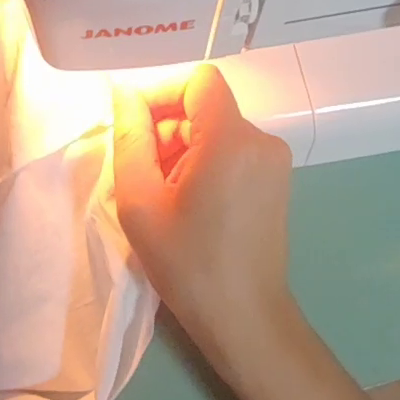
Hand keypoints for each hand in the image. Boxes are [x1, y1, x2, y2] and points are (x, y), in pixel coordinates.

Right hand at [112, 64, 296, 357]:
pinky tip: (186, 203)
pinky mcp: (275, 181)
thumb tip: (124, 94)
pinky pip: (231, 151)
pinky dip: (203, 163)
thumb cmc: (188, 264)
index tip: (133, 126)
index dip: (160, 92)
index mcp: (232, 139)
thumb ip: (129, 138)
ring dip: (180, 149)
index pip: (197, 80)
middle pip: (204, 106)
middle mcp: (261, 140)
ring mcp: (273, 161)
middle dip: (165, 128)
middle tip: (140, 174)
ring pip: (215, 130)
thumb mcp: (140, 201)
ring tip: (161, 196)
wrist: (244, 319)